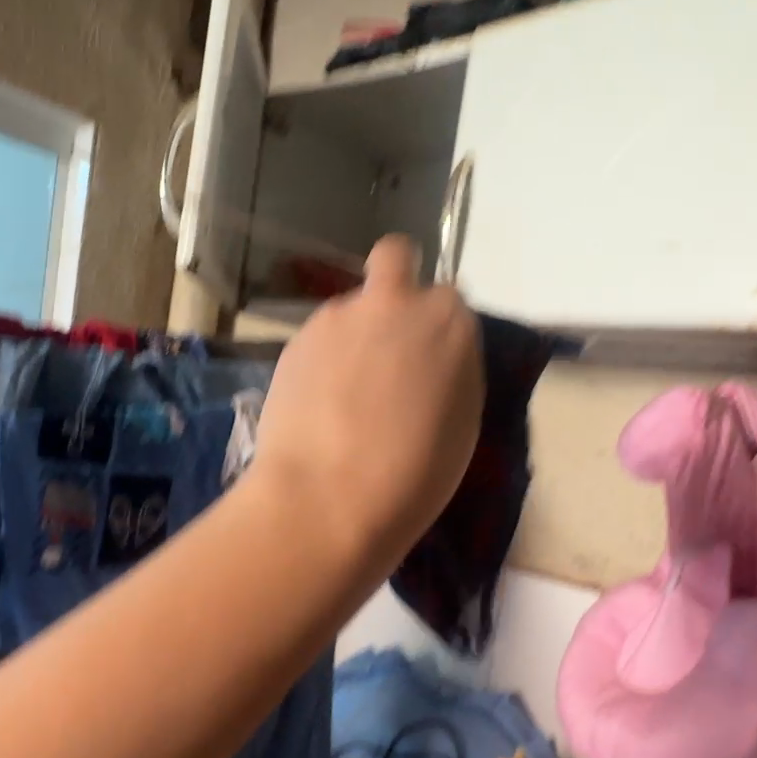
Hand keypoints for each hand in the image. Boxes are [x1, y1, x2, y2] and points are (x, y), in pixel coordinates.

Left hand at [250, 235, 483, 559]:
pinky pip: (318, 340)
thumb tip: (429, 359)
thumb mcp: (460, 424)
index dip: (437, 331)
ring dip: (353, 336)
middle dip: (395, 283)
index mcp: (450, 323)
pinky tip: (317, 407)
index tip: (430, 364)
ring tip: (343, 398)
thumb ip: (448, 372)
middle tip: (388, 338)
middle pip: (396, 259)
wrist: (328, 498)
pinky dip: (321, 362)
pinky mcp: (296, 339)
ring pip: (351, 309)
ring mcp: (339, 317)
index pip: (449, 302)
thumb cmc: (413, 477)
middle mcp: (395, 303)